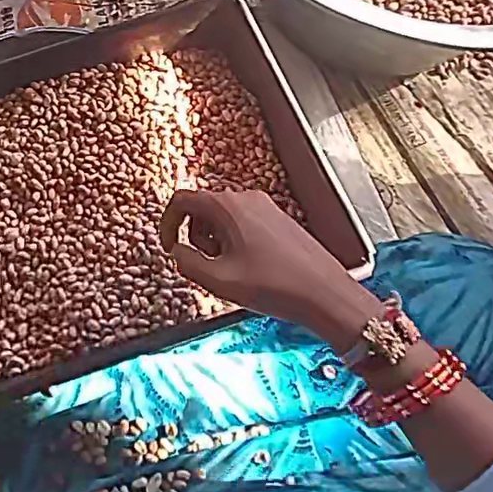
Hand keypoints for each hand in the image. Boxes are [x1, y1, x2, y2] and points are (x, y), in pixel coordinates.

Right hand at [159, 189, 379, 348]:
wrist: (324, 293)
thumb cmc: (274, 286)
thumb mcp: (218, 280)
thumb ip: (186, 262)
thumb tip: (177, 251)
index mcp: (227, 206)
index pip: (182, 200)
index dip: (167, 223)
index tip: (168, 247)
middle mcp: (246, 198)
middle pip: (202, 208)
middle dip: (194, 236)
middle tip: (205, 266)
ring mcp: (265, 207)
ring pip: (223, 217)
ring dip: (214, 241)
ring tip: (228, 270)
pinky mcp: (278, 219)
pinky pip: (243, 222)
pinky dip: (234, 241)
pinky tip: (248, 268)